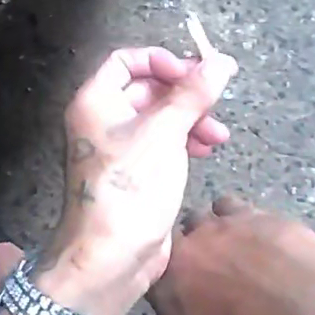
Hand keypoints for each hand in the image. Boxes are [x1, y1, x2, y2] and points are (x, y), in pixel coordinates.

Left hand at [37, 47, 233, 314]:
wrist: (111, 254)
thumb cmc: (129, 187)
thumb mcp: (165, 134)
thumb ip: (192, 95)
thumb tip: (220, 61)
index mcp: (94, 101)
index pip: (123, 61)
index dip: (158, 60)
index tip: (192, 72)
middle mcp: (100, 119)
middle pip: (144, 88)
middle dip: (182, 93)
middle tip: (215, 102)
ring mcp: (115, 146)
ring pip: (156, 116)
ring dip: (189, 118)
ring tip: (219, 135)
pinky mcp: (132, 170)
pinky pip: (159, 142)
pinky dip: (183, 140)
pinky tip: (206, 151)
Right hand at [148, 196, 314, 314]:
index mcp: (168, 290)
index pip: (148, 273)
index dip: (164, 281)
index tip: (182, 293)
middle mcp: (182, 250)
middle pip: (173, 240)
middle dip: (188, 253)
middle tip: (213, 276)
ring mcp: (215, 226)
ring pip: (200, 220)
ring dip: (213, 235)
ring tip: (240, 255)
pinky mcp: (250, 212)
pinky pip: (231, 207)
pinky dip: (240, 220)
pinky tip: (261, 238)